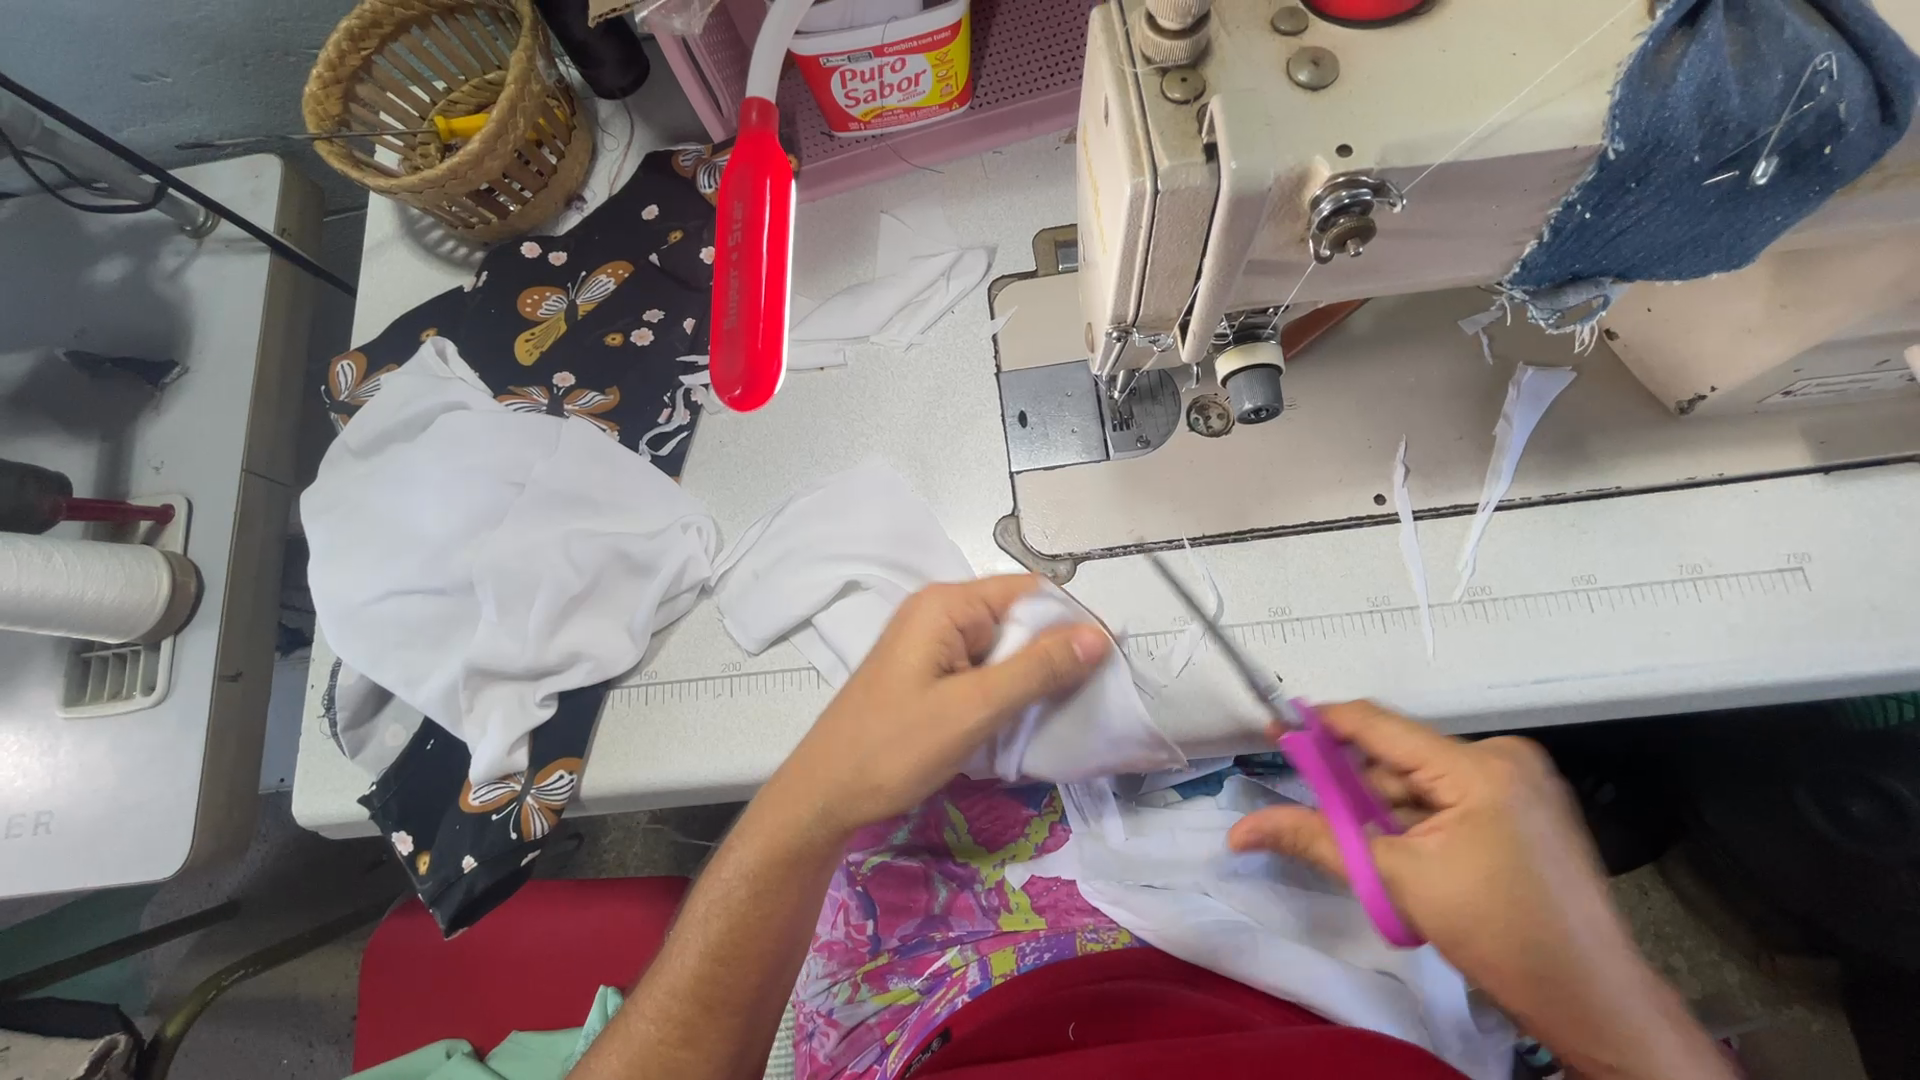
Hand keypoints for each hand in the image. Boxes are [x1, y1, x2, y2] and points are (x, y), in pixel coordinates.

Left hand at [767, 575, 1109, 840]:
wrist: (826, 795)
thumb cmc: (894, 748)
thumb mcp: (975, 707)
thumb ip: (1038, 668)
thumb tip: (1098, 635)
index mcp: (946, 605)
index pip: (1029, 591)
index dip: (1071, 621)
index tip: (1106, 663)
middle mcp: (939, 613)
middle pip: (1017, 618)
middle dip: (1053, 654)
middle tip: (1087, 697)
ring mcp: (932, 645)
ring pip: (1003, 649)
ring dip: (1031, 678)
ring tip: (1059, 713)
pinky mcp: (930, 675)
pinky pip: (983, 671)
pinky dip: (1006, 692)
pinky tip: (1021, 721)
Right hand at [1228, 702, 1733, 1079]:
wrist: (1594, 1002)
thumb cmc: (1498, 936)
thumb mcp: (1396, 881)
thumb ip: (1314, 839)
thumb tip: (1239, 829)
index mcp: (1478, 766)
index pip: (1378, 725)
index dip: (1321, 724)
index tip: (1275, 729)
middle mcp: (1504, 757)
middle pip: (1398, 758)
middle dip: (1356, 790)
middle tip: (1322, 822)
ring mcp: (1519, 781)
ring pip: (1419, 781)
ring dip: (1385, 812)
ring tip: (1377, 859)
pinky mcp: (1524, 805)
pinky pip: (1446, 796)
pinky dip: (1415, 821)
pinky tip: (1408, 857)